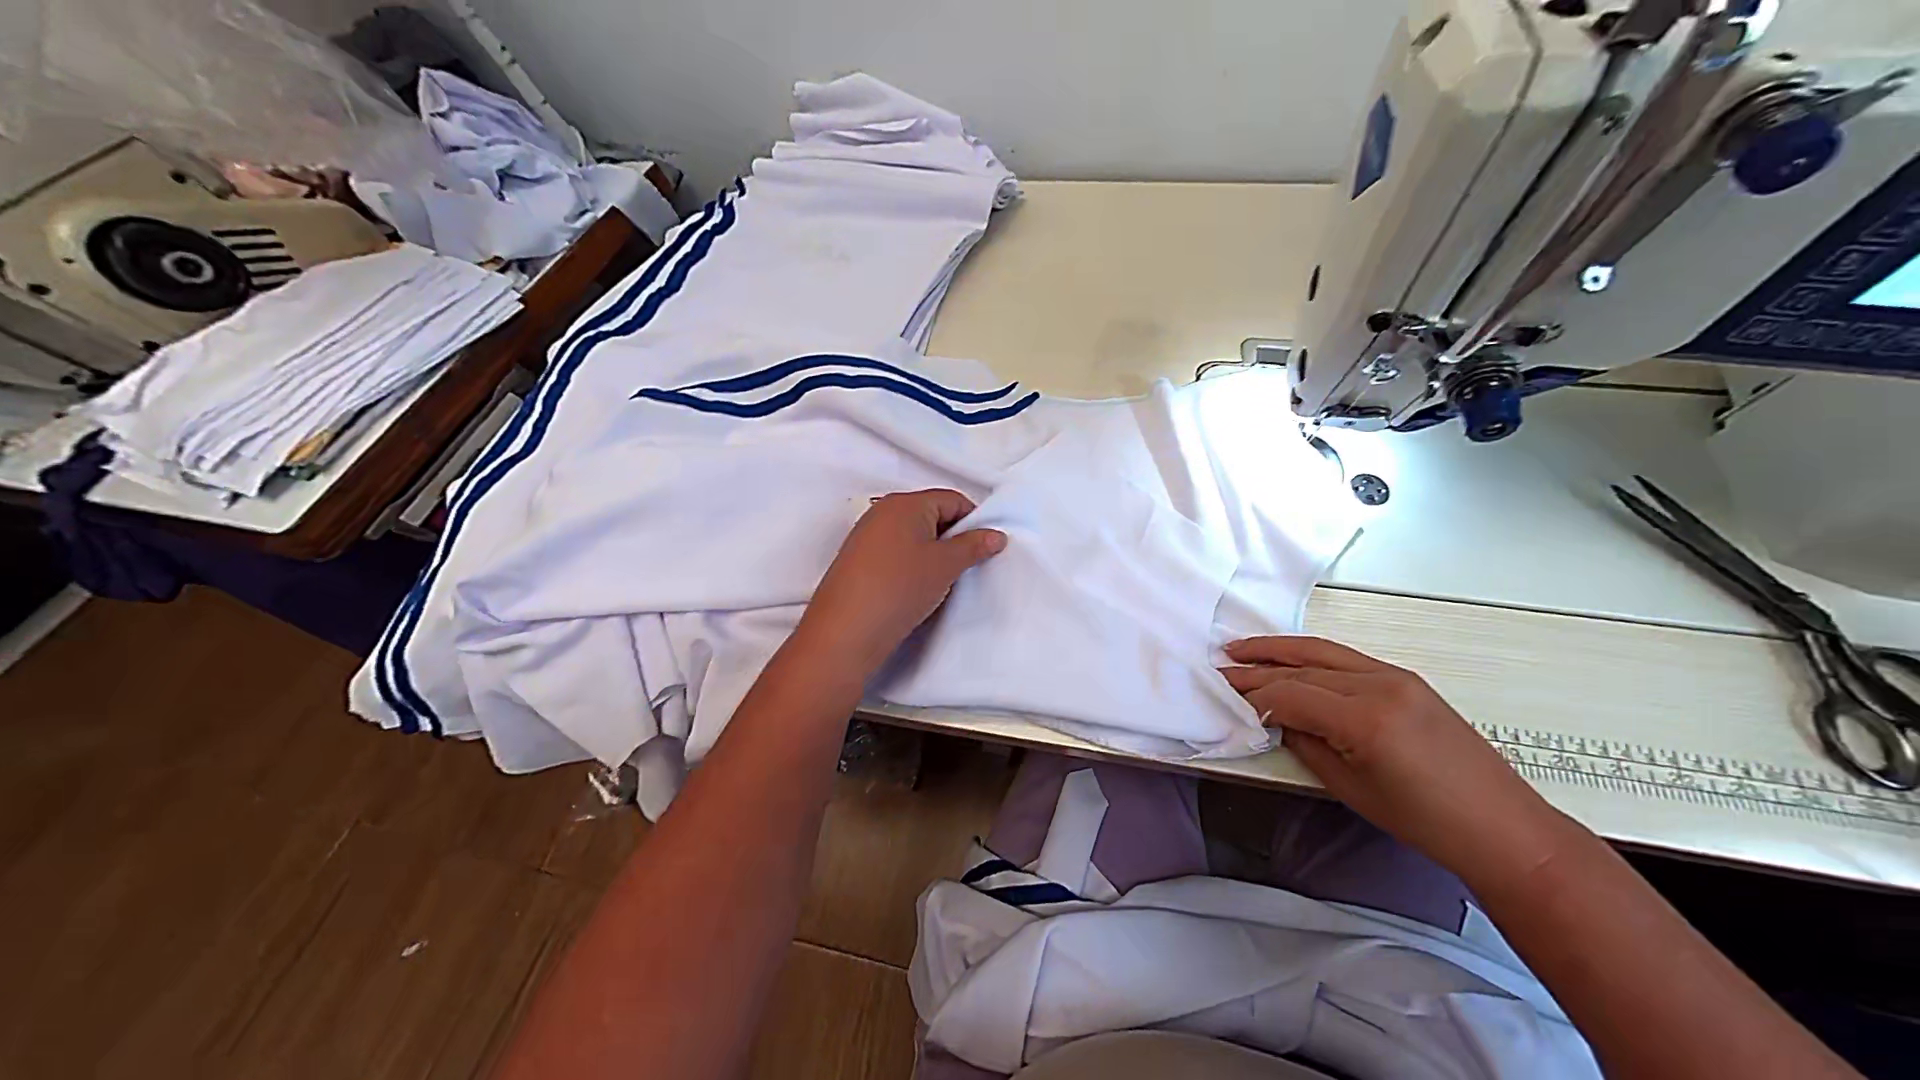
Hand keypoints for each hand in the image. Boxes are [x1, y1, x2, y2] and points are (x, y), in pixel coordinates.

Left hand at [795, 489, 1006, 678]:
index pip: (952, 499)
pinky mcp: (857, 561)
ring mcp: (866, 536)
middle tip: (966, 566)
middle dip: (952, 538)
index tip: (985, 546)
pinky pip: (895, 553)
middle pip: (931, 514)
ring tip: (941, 582)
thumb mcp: (945, 566)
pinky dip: (911, 566)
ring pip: (913, 536)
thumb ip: (974, 546)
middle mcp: (881, 512)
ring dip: (932, 554)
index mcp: (904, 503)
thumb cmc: (897, 589)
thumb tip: (993, 535)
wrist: (846, 633)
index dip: (974, 521)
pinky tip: (916, 590)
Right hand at [1222, 636, 1578, 891]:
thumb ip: (1305, 741)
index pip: (1289, 694)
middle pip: (1301, 667)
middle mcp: (1381, 685)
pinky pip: (1345, 658)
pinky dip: (1310, 655)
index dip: (1251, 696)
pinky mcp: (1407, 679)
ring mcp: (1397, 677)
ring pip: (1321, 652)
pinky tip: (1289, 658)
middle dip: (1256, 668)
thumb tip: (1275, 717)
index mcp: (1366, 719)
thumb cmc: (1426, 821)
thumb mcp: (1349, 786)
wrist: (1501, 827)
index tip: (1223, 696)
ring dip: (1278, 650)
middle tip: (1221, 670)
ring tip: (1241, 649)